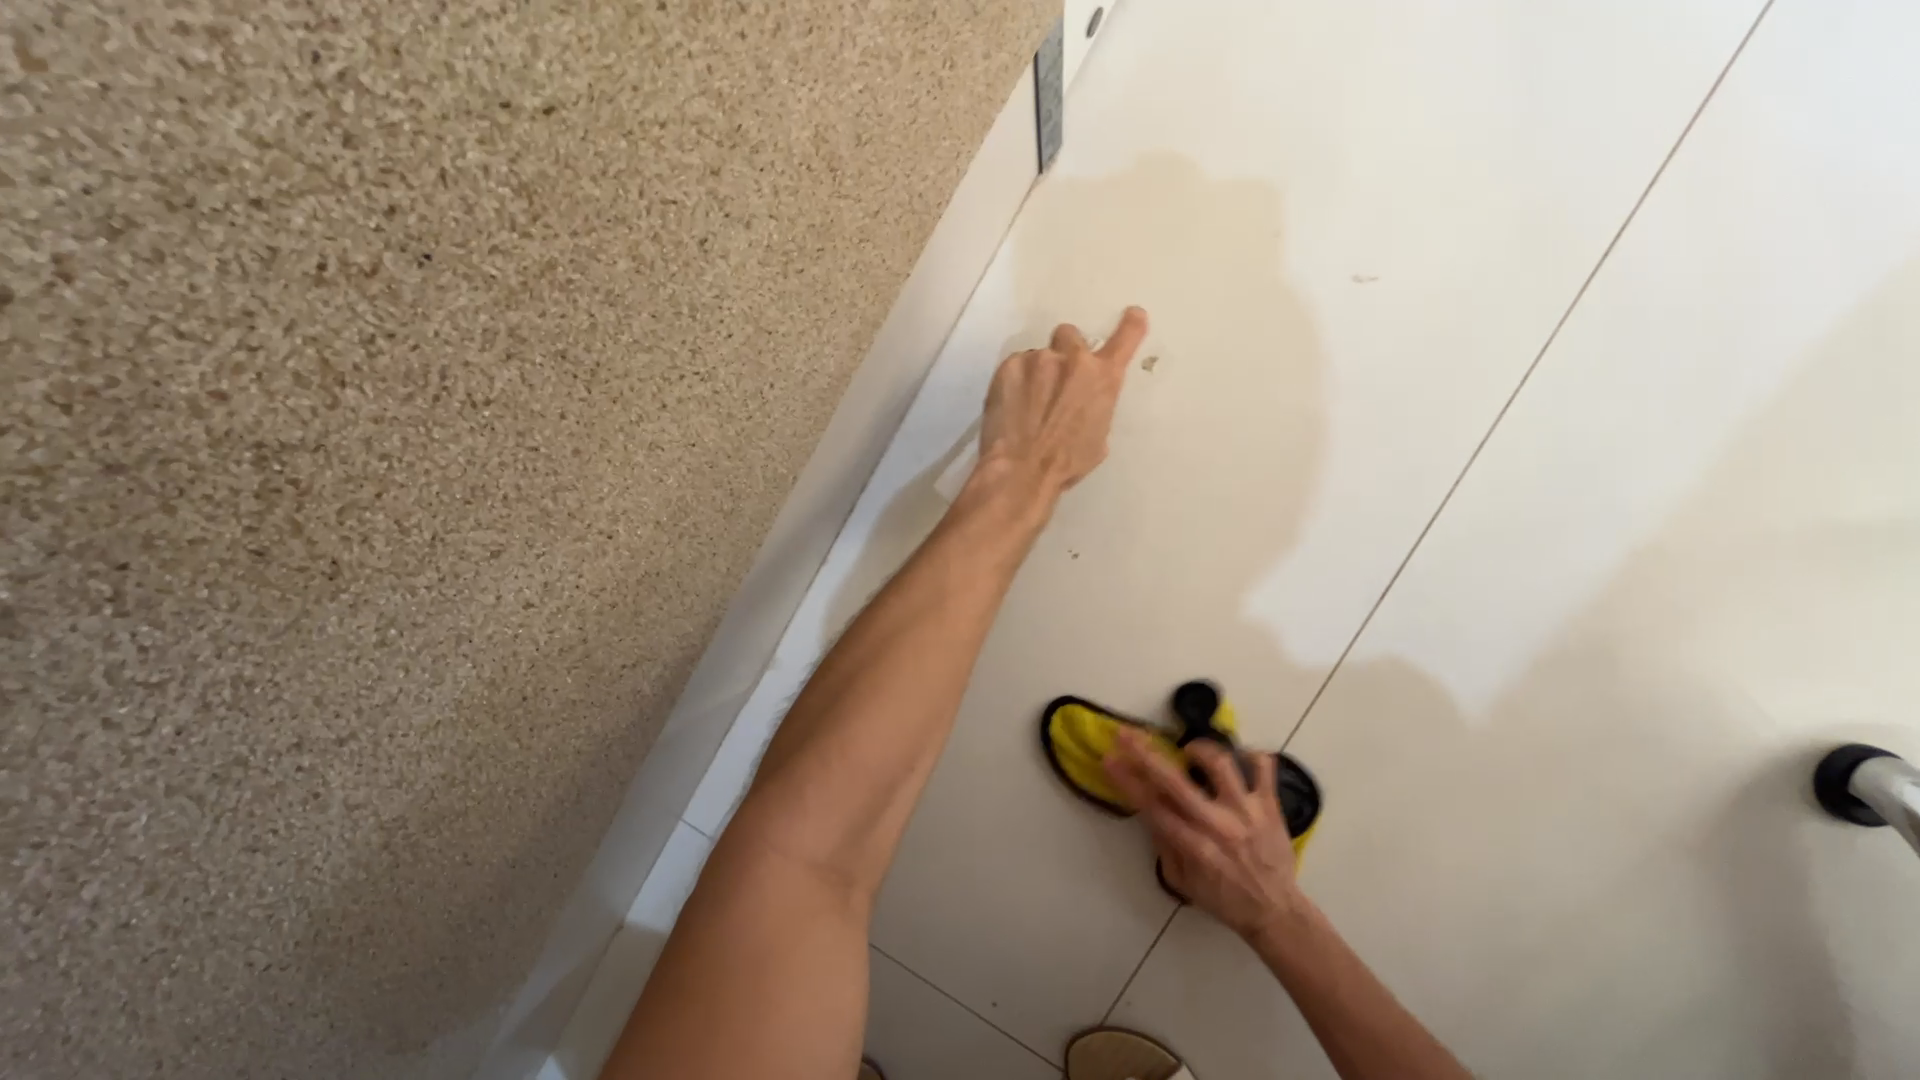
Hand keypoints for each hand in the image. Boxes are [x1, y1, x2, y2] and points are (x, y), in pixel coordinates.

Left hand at [975, 306, 1148, 497]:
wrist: (1022, 468)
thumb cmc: (1067, 462)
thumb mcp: (1098, 436)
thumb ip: (1096, 405)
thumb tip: (1086, 401)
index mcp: (1104, 378)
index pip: (1126, 338)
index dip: (1131, 325)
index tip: (1132, 315)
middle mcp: (1074, 359)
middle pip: (1070, 336)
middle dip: (1066, 353)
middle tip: (1055, 380)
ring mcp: (1039, 359)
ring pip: (1040, 355)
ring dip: (1037, 372)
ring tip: (1028, 402)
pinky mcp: (1010, 365)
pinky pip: (1016, 365)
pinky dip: (1015, 381)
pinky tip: (1011, 405)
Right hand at [1104, 728, 1304, 939]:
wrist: (1276, 911)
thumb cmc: (1224, 899)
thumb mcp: (1182, 882)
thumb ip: (1164, 846)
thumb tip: (1150, 811)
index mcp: (1193, 846)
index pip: (1152, 805)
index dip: (1127, 780)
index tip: (1109, 759)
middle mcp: (1217, 824)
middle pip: (1175, 780)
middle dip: (1145, 754)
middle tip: (1125, 734)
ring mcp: (1246, 811)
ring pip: (1221, 764)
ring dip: (1199, 749)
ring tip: (1189, 750)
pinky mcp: (1270, 806)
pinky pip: (1264, 768)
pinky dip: (1252, 755)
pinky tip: (1239, 756)